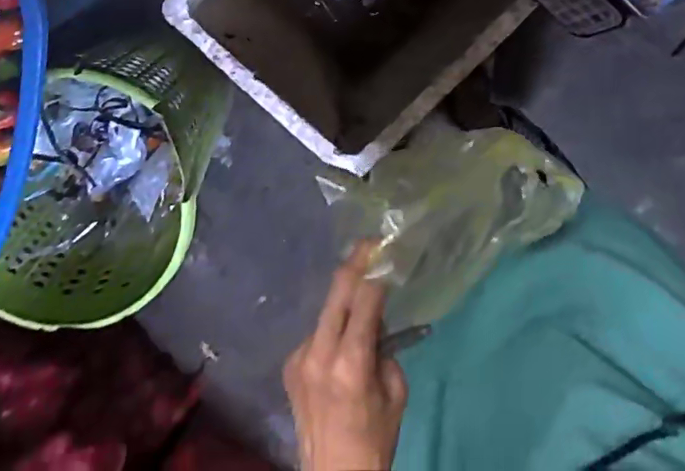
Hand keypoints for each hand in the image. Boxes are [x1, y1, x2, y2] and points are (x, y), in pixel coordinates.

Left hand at [285, 243, 408, 470]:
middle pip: (337, 290)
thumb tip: (376, 318)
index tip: (385, 250)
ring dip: (344, 302)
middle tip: (368, 245)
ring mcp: (299, 357)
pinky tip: (340, 348)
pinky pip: (316, 334)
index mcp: (350, 363)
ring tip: (361, 304)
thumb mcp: (395, 391)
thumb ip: (384, 347)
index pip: (365, 299)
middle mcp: (319, 353)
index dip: (376, 270)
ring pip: (326, 311)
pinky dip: (332, 331)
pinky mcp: (289, 364)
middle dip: (355, 264)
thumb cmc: (375, 438)